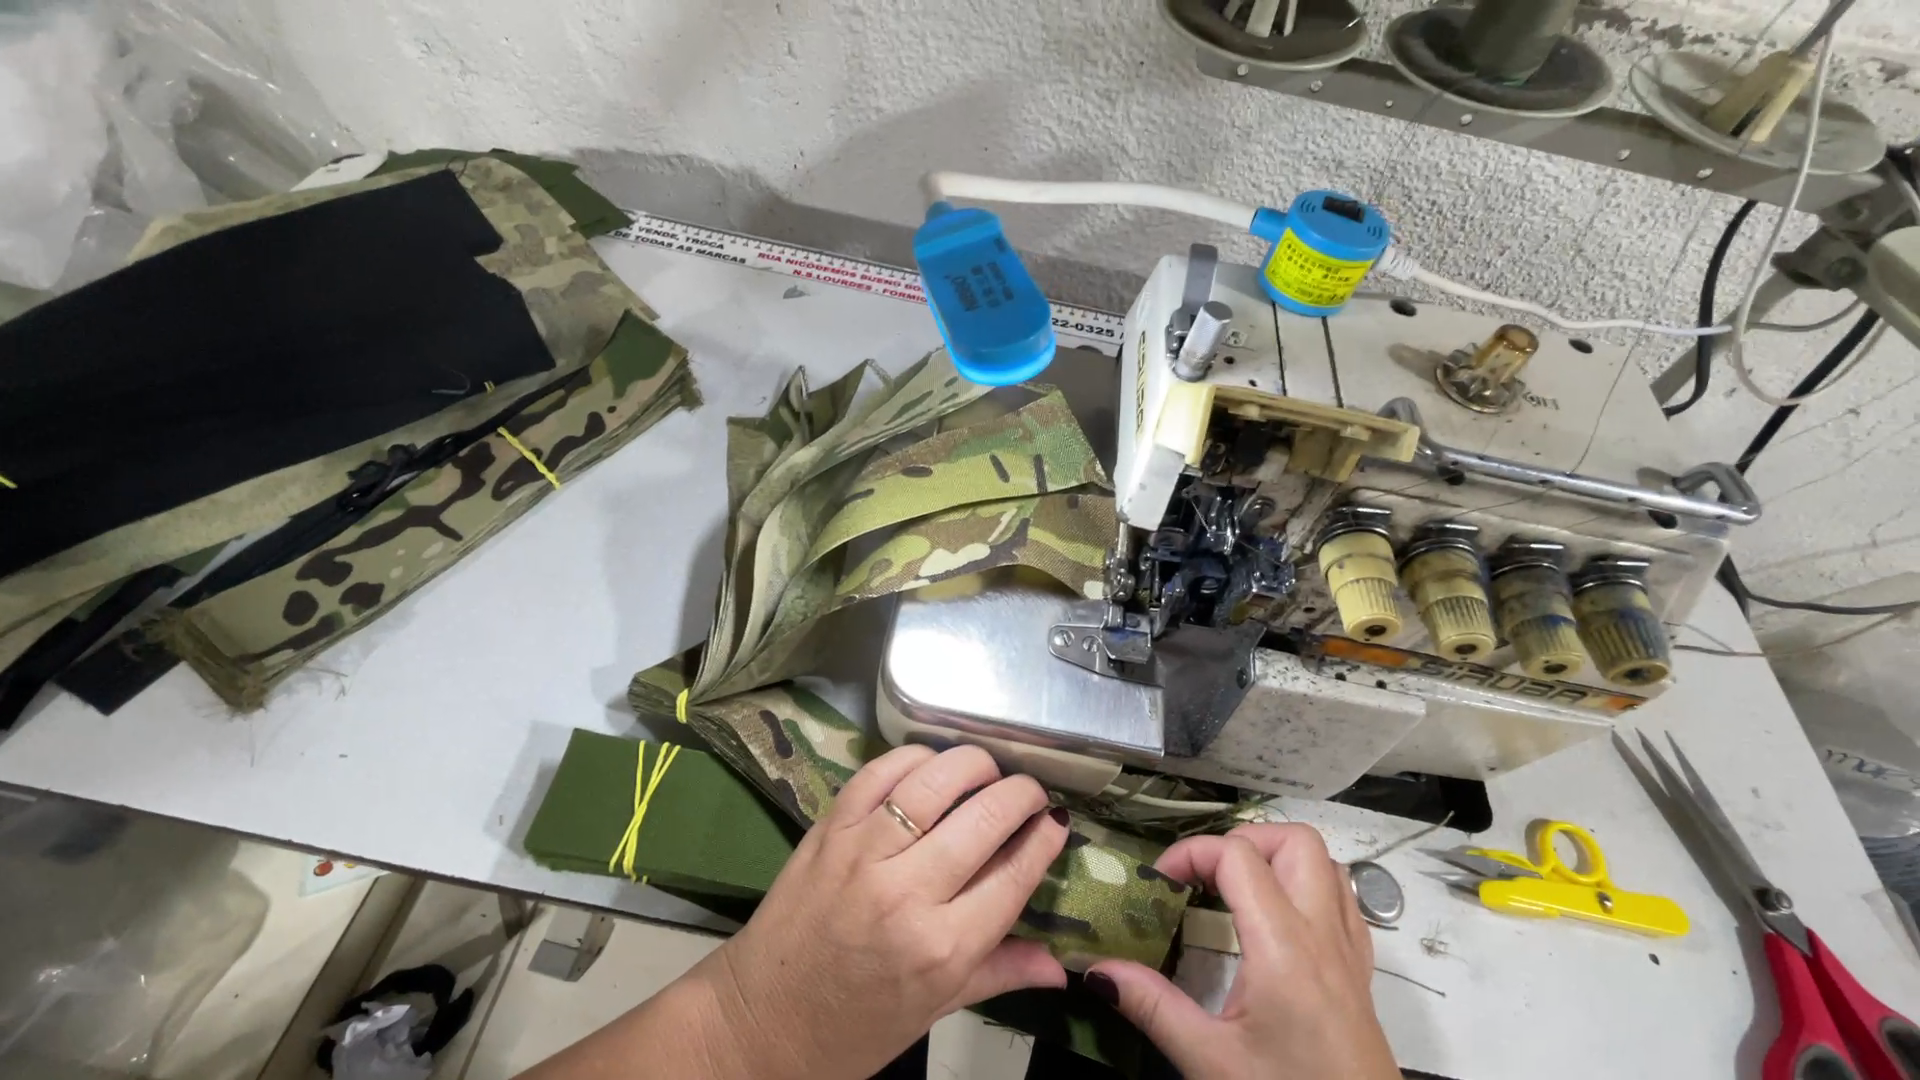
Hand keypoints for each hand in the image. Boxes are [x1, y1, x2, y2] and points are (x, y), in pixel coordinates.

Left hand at [689, 744, 1071, 1078]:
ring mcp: (864, 853)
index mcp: (943, 947)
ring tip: (988, 770)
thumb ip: (1001, 974)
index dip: (1044, 837)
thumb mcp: (936, 1009)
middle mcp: (908, 892)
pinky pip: (879, 773)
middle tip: (1031, 792)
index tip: (1056, 820)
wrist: (761, 1022)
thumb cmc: (855, 1026)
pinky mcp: (830, 828)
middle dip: (1021, 794)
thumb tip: (1064, 968)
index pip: (1014, 873)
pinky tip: (932, 764)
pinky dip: (914, 758)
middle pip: (984, 817)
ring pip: (934, 782)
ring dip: (973, 764)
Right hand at [1085, 823, 1397, 1079]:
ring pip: (1325, 862)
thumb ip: (1152, 1006)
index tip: (1160, 884)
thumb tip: (1096, 970)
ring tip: (1236, 890)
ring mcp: (1349, 949)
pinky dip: (1306, 886)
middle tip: (1205, 876)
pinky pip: (1341, 898)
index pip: (1237, 855)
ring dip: (1277, 858)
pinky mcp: (1361, 970)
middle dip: (1242, 841)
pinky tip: (1276, 920)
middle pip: (1294, 841)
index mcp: (1283, 946)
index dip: (1191, 853)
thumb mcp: (1210, 1061)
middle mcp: (1322, 932)